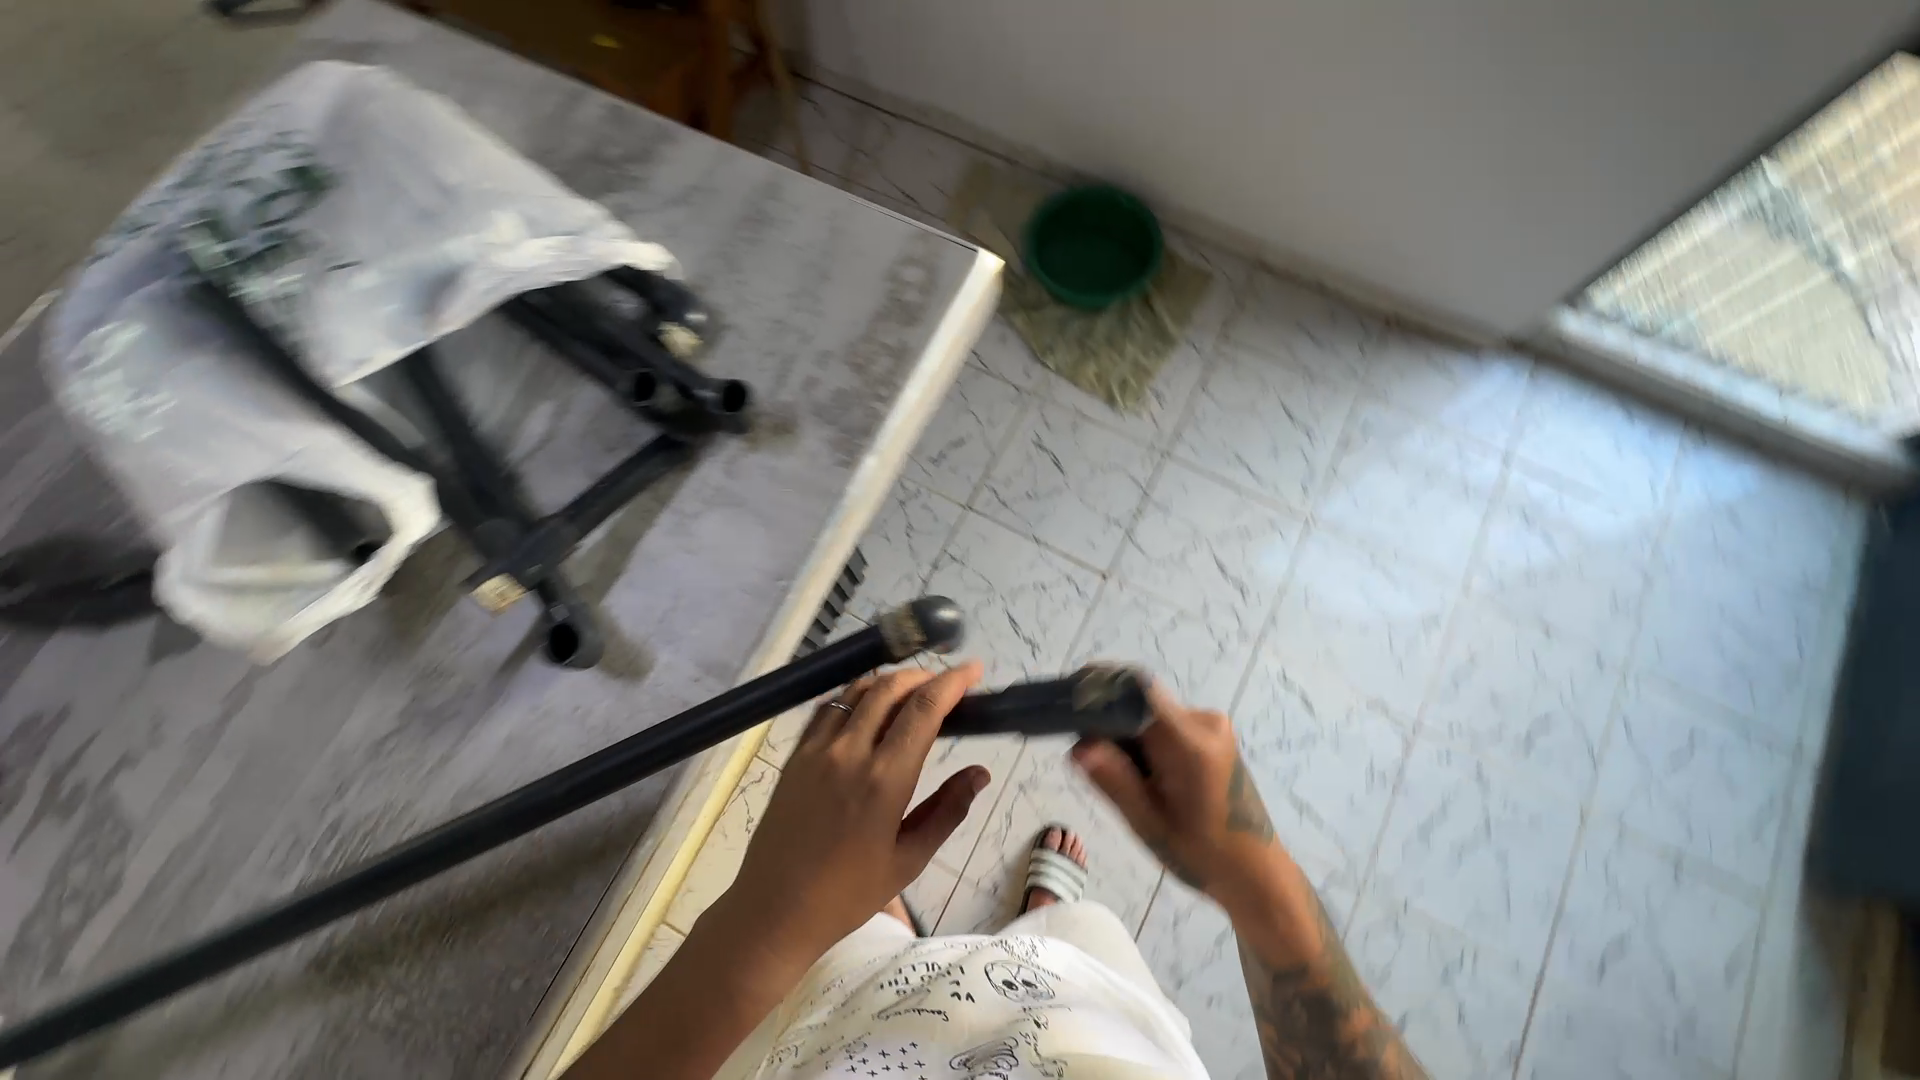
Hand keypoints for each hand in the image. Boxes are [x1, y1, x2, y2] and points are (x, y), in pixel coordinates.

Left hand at [723, 663, 989, 960]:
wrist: (774, 909)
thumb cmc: (848, 894)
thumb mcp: (908, 860)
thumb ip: (947, 810)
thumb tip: (980, 773)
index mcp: (885, 779)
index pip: (924, 709)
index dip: (952, 681)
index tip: (973, 669)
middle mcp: (850, 752)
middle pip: (891, 688)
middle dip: (925, 675)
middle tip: (947, 681)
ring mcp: (817, 749)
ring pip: (857, 691)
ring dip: (890, 681)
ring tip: (913, 689)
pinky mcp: (795, 755)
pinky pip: (829, 708)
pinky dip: (855, 695)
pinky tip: (867, 706)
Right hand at [1071, 679, 1283, 909]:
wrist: (1257, 872)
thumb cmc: (1203, 854)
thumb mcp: (1149, 822)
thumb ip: (1113, 780)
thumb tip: (1078, 747)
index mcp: (1190, 741)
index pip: (1136, 691)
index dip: (1099, 691)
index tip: (1065, 706)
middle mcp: (1204, 720)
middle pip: (1139, 704)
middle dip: (1109, 727)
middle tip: (1092, 766)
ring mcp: (1211, 724)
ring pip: (1148, 715)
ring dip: (1128, 739)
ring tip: (1129, 783)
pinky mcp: (1212, 733)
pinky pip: (1164, 724)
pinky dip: (1146, 744)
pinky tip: (1148, 779)